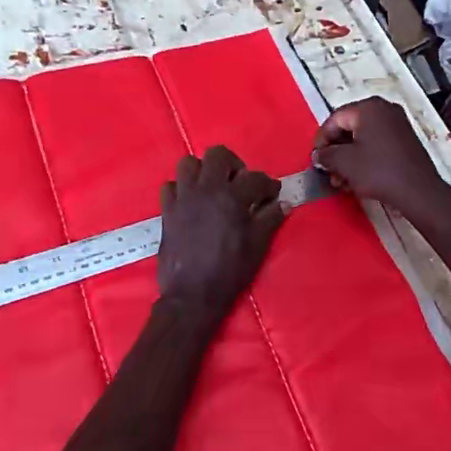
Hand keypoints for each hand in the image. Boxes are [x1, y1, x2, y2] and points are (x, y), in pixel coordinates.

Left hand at [156, 146, 285, 318]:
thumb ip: (270, 220)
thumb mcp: (257, 247)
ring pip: (188, 164)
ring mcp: (183, 198)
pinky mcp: (167, 211)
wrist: (192, 295)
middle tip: (240, 183)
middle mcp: (205, 190)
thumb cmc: (229, 272)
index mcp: (231, 197)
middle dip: (234, 164)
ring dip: (203, 171)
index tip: (272, 193)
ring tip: (213, 188)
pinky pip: (170, 186)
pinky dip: (181, 189)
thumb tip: (283, 204)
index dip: (268, 184)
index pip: (255, 178)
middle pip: (218, 155)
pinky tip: (191, 202)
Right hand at [311, 98, 450, 218]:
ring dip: (348, 158)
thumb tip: (318, 155)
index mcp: (368, 108)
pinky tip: (356, 178)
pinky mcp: (404, 140)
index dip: (321, 139)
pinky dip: (364, 158)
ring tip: (340, 180)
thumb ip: (325, 155)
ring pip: (362, 138)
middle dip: (335, 151)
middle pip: (349, 128)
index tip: (315, 158)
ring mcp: (397, 123)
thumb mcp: (344, 162)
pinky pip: (376, 144)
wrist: (418, 190)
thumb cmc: (378, 171)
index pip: (334, 119)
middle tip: (327, 171)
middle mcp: (384, 109)